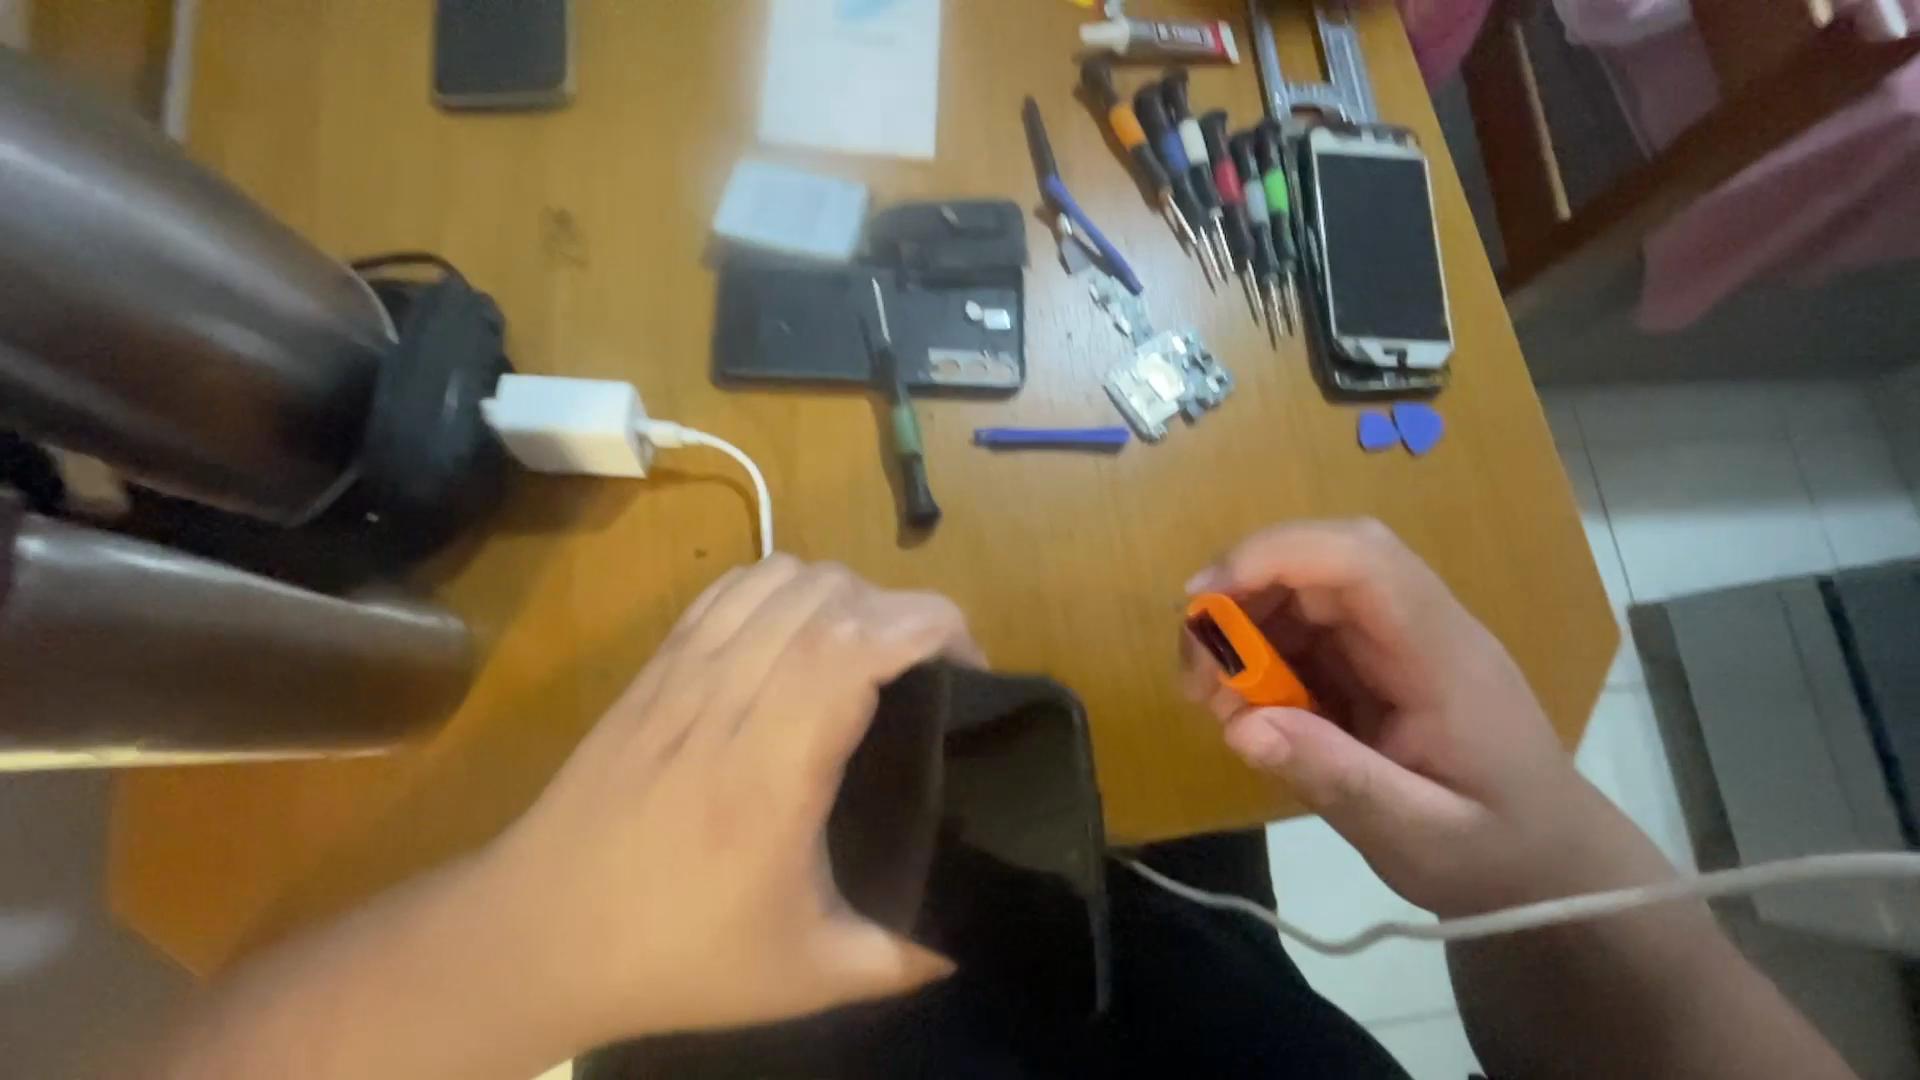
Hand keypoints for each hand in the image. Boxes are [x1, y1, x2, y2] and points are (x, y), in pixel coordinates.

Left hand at [472, 556, 979, 1045]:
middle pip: (830, 596)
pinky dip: (785, 585)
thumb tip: (968, 937)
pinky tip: (802, 628)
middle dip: (902, 610)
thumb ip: (898, 957)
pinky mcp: (658, 664)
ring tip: (871, 645)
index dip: (926, 625)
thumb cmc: (673, 954)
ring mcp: (686, 671)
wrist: (531, 933)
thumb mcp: (804, 975)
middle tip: (932, 666)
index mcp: (771, 769)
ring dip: (847, 594)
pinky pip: (733, 587)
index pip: (854, 644)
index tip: (970, 661)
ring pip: (784, 578)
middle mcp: (729, 699)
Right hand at [1183, 519, 1672, 917]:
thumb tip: (1240, 725)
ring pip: (1297, 594)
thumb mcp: (1421, 835)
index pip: (1360, 559)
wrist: (1550, 870)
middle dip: (1238, 598)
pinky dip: (1254, 660)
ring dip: (1239, 632)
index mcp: (1442, 654)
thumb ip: (1338, 779)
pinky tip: (1241, 706)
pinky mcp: (1368, 662)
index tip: (1203, 601)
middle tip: (1195, 669)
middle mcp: (1414, 627)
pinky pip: (1298, 634)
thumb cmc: (1501, 854)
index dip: (1274, 556)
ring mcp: (1390, 641)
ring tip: (1209, 697)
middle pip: (1316, 564)